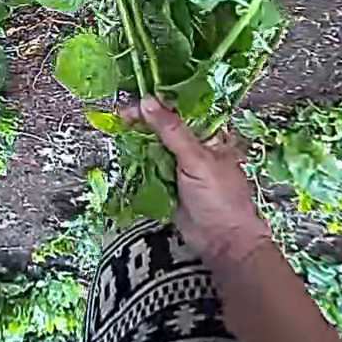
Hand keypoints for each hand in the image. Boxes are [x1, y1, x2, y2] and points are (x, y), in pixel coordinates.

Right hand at [125, 97, 272, 268]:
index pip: (183, 108)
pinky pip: (148, 164)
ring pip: (155, 144)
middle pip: (165, 125)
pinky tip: (122, 148)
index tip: (139, 97)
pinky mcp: (166, 182)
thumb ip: (171, 130)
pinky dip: (136, 157)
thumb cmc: (219, 196)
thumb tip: (147, 101)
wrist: (222, 243)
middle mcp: (194, 145)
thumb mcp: (197, 158)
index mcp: (209, 133)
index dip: (161, 101)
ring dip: (138, 137)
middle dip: (144, 118)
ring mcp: (179, 164)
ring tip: (119, 126)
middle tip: (123, 114)